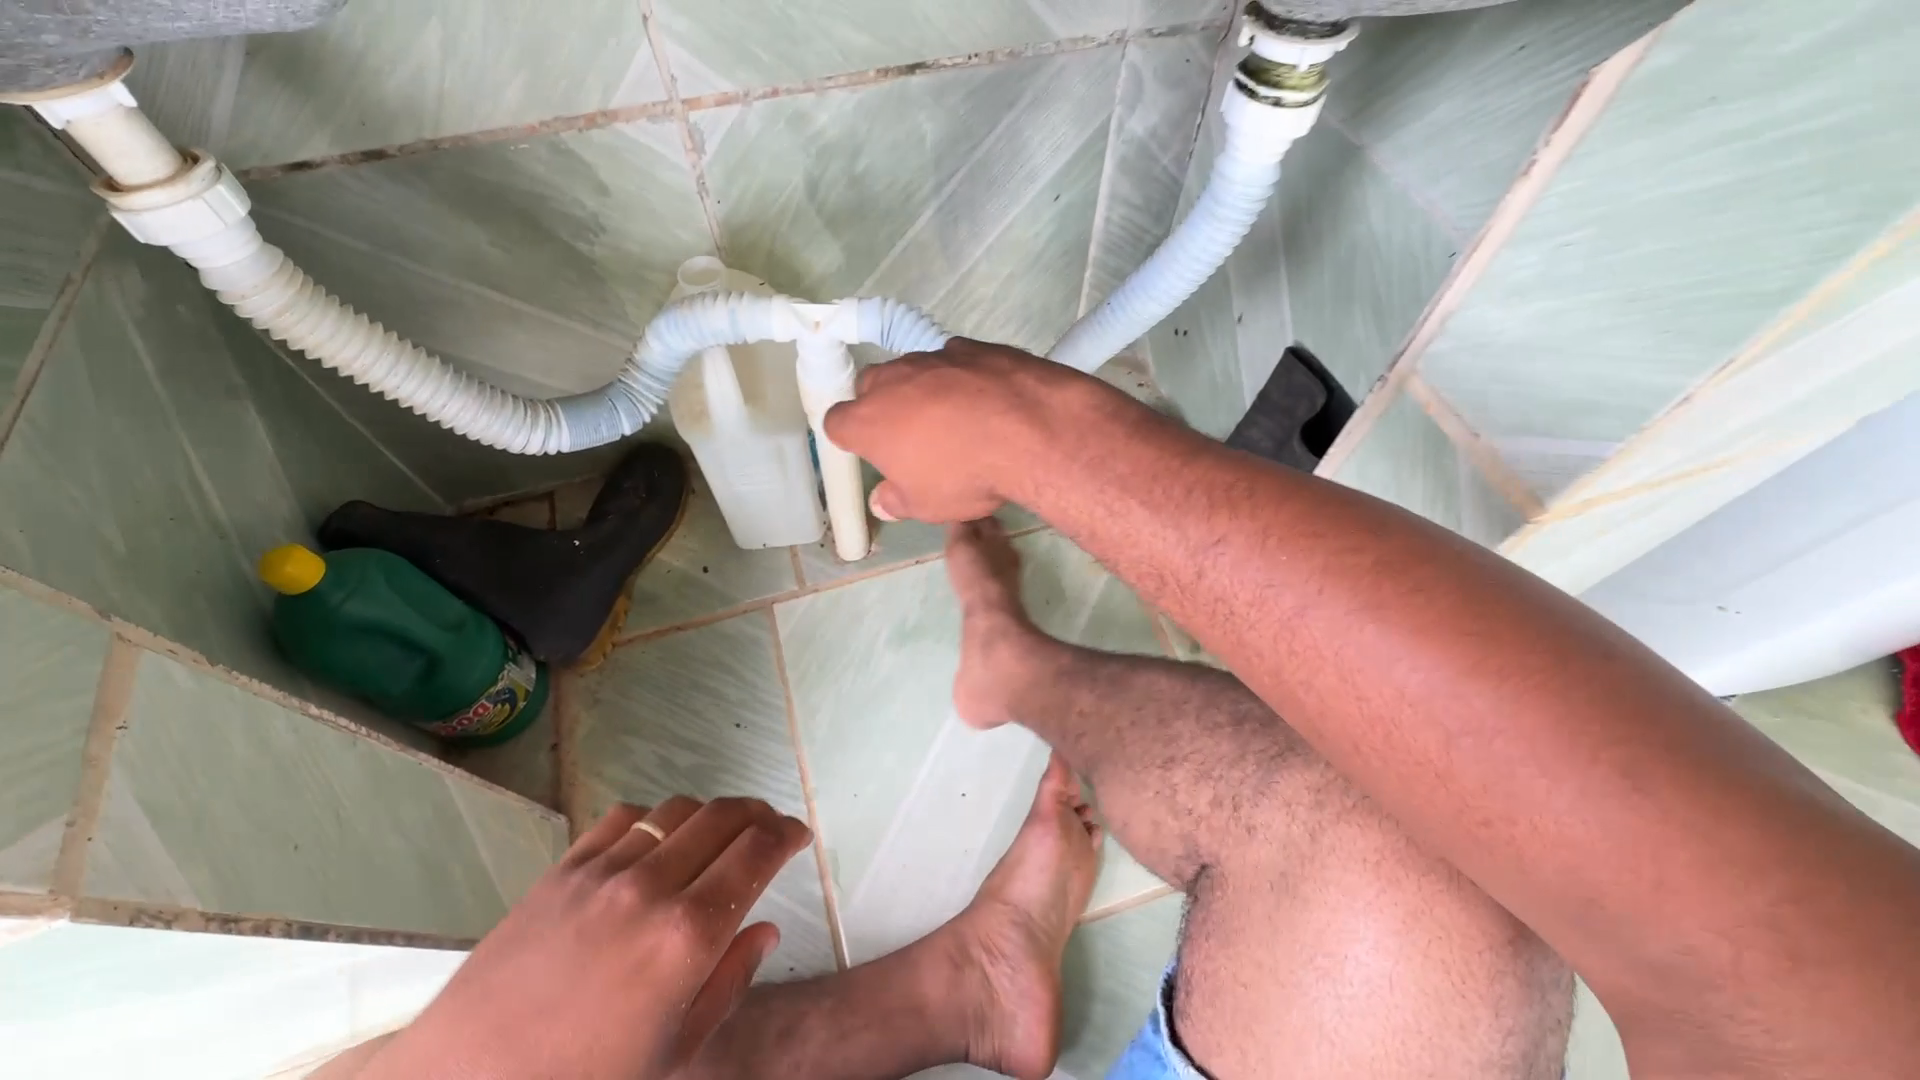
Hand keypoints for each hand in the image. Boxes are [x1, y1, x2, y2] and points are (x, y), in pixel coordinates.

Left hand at [360, 797, 811, 1079]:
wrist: (470, 1079)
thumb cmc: (586, 1078)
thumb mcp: (675, 1050)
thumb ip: (729, 981)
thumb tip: (763, 930)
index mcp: (689, 936)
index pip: (758, 853)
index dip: (788, 834)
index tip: (799, 835)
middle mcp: (652, 887)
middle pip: (724, 817)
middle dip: (759, 815)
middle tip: (770, 828)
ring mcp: (603, 872)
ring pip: (678, 810)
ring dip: (711, 812)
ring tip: (720, 832)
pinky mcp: (563, 869)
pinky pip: (624, 817)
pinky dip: (655, 817)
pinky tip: (658, 838)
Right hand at [824, 338, 1103, 522]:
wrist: (1029, 429)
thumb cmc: (965, 475)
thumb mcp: (926, 505)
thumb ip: (897, 501)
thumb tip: (882, 501)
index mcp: (868, 421)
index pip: (836, 423)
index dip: (851, 438)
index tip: (872, 453)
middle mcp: (892, 381)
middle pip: (871, 387)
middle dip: (883, 407)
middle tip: (911, 437)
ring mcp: (932, 357)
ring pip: (913, 370)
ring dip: (923, 390)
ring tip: (954, 419)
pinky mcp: (972, 346)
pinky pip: (955, 362)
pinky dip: (961, 378)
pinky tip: (985, 400)